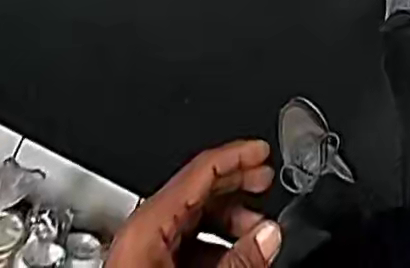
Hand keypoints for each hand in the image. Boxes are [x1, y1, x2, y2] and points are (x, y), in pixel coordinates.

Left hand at [108, 140, 280, 267]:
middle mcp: (141, 234)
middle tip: (266, 182)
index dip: (238, 156)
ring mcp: (140, 256)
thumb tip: (270, 234)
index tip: (264, 153)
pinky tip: (234, 257)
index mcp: (148, 226)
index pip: (201, 169)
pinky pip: (184, 244)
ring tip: (256, 232)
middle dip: (237, 186)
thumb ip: (238, 260)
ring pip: (193, 219)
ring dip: (229, 221)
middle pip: (198, 190)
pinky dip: (214, 244)